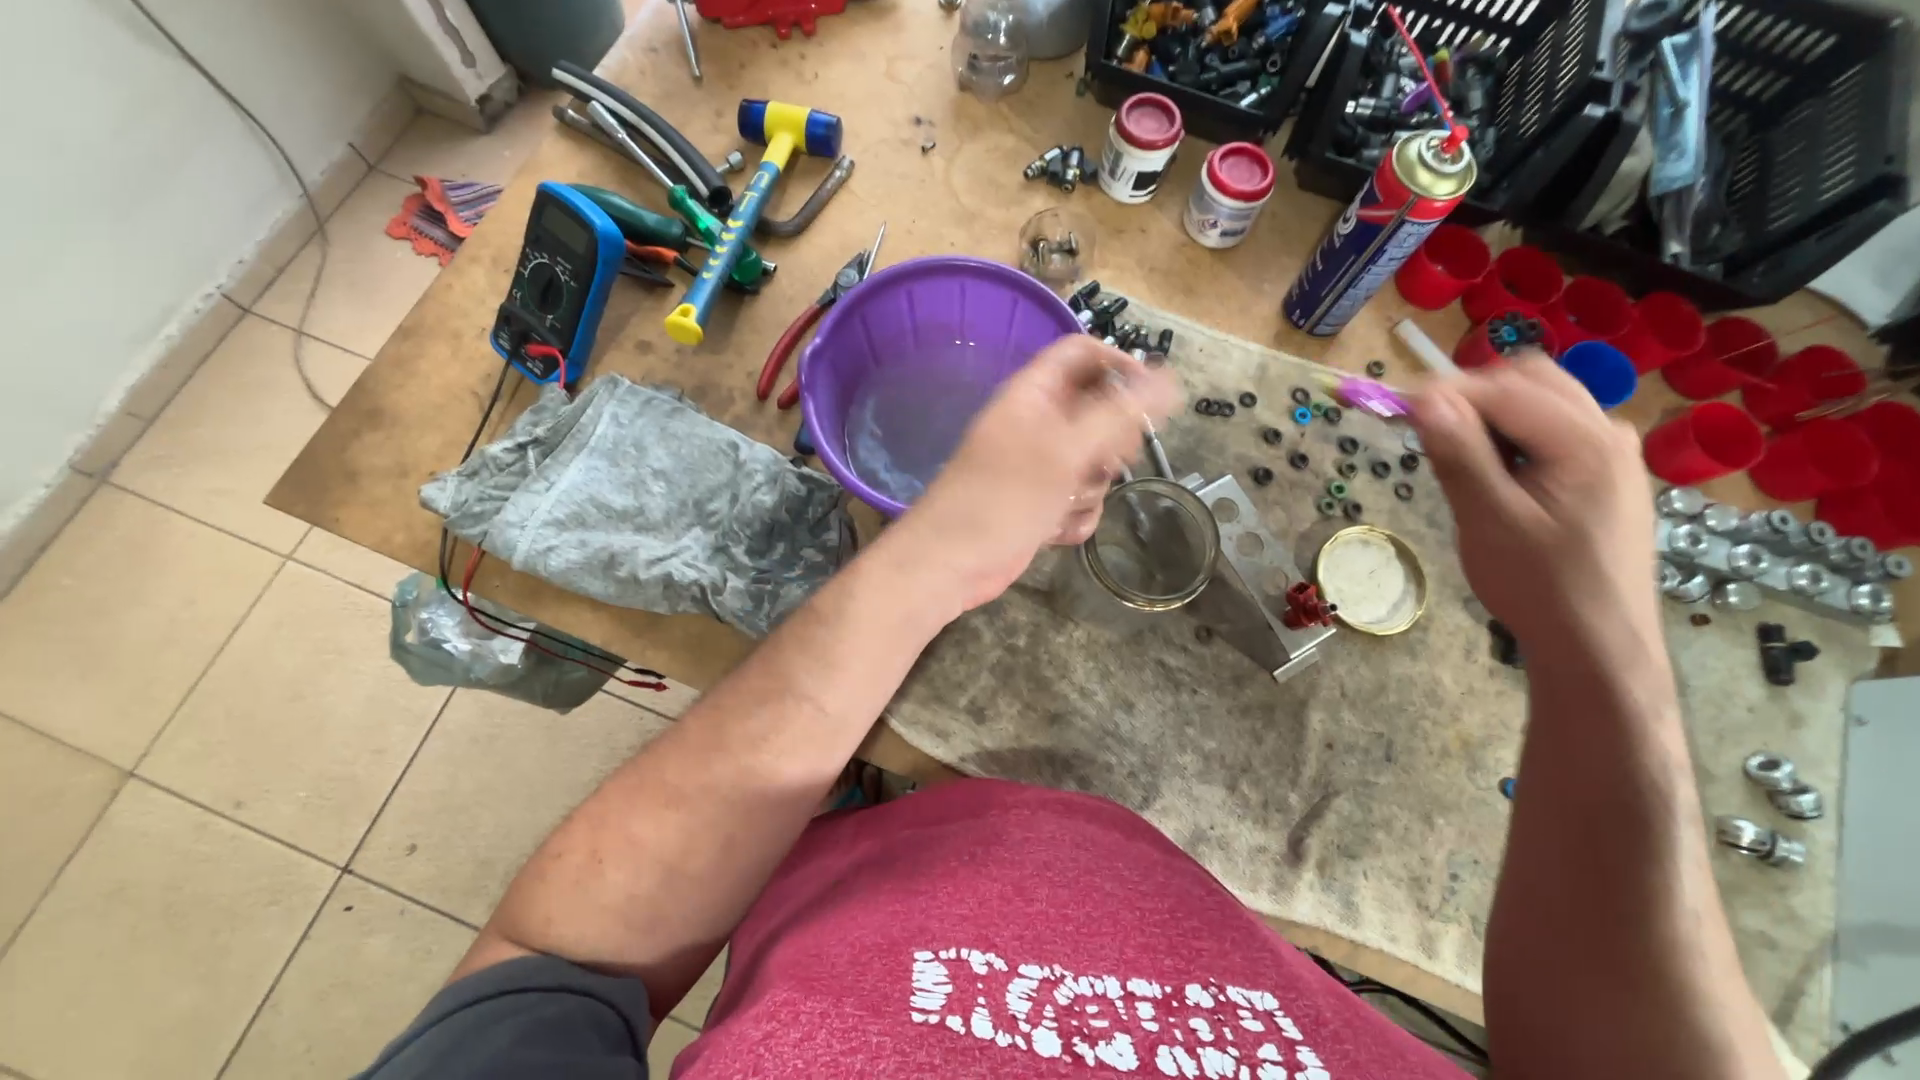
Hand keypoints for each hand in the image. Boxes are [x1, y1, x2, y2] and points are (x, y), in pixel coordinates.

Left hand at [886, 334, 1176, 614]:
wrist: (950, 565)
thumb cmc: (1000, 500)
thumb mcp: (1064, 451)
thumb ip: (1118, 413)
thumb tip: (1169, 378)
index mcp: (1033, 395)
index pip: (1083, 354)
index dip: (1119, 366)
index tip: (1150, 397)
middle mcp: (1038, 425)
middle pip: (1099, 413)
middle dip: (1108, 445)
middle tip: (1099, 462)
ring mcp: (1041, 467)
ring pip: (1095, 463)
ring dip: (1089, 488)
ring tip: (1063, 503)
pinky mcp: (1043, 504)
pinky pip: (1081, 500)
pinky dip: (1074, 517)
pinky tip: (1054, 531)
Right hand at [1410, 352, 1657, 658]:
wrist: (1598, 646)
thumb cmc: (1539, 587)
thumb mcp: (1488, 521)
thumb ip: (1460, 455)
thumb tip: (1424, 399)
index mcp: (1584, 441)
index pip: (1503, 390)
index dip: (1444, 392)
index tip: (1393, 407)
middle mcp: (1608, 433)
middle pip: (1532, 380)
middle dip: (1473, 394)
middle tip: (1426, 430)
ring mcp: (1614, 453)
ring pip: (1546, 400)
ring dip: (1495, 412)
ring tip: (1458, 454)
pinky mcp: (1608, 475)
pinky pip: (1558, 429)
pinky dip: (1518, 433)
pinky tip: (1498, 472)